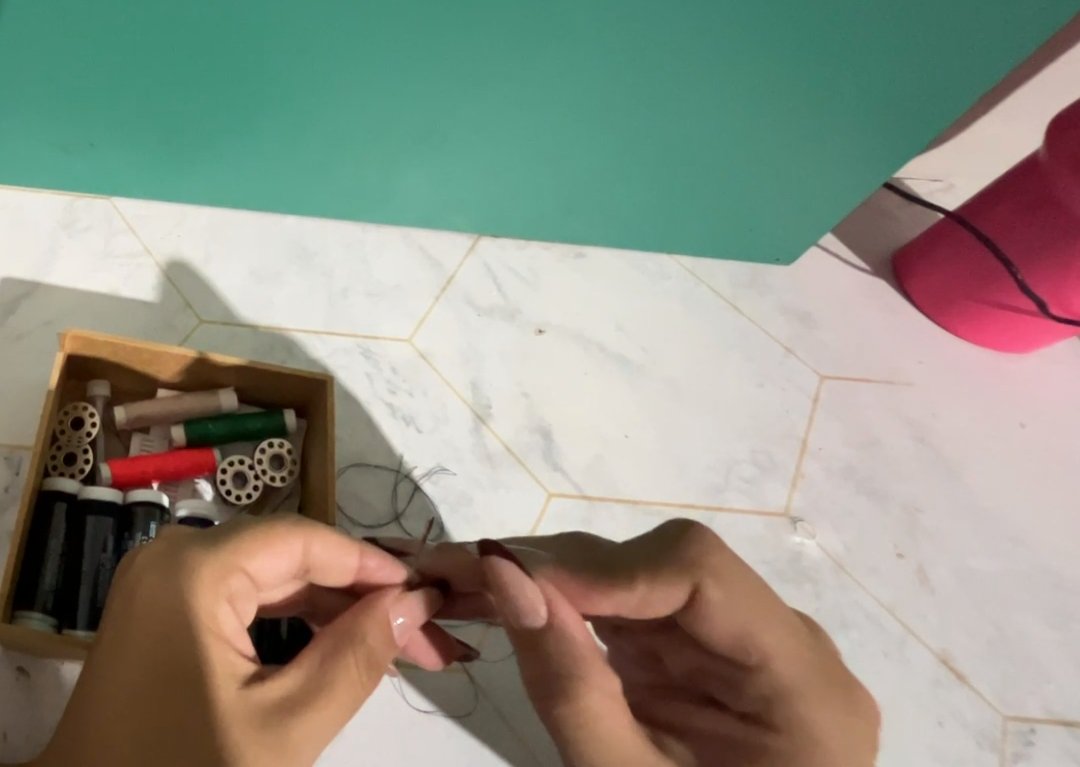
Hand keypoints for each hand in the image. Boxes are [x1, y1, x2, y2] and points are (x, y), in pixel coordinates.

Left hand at [37, 514, 470, 766]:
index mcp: (194, 566)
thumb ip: (352, 659)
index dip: (367, 562)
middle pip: (281, 554)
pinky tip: (329, 641)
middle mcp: (172, 552)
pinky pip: (231, 594)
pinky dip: (280, 617)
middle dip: (353, 591)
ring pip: (259, 574)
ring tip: (391, 642)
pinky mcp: (155, 604)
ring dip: (322, 605)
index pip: (299, 538)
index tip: (428, 595)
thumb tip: (409, 606)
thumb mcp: (283, 727)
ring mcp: (158, 577)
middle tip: (424, 634)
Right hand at [388, 521, 878, 765]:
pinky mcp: (689, 647)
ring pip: (621, 571)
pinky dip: (551, 600)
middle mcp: (779, 644)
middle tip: (448, 572)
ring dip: (537, 578)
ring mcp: (732, 642)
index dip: (600, 567)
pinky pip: (612, 599)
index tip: (508, 582)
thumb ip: (565, 679)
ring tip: (455, 583)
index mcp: (803, 687)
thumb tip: (496, 566)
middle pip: (652, 563)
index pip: (697, 572)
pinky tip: (496, 601)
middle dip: (549, 568)